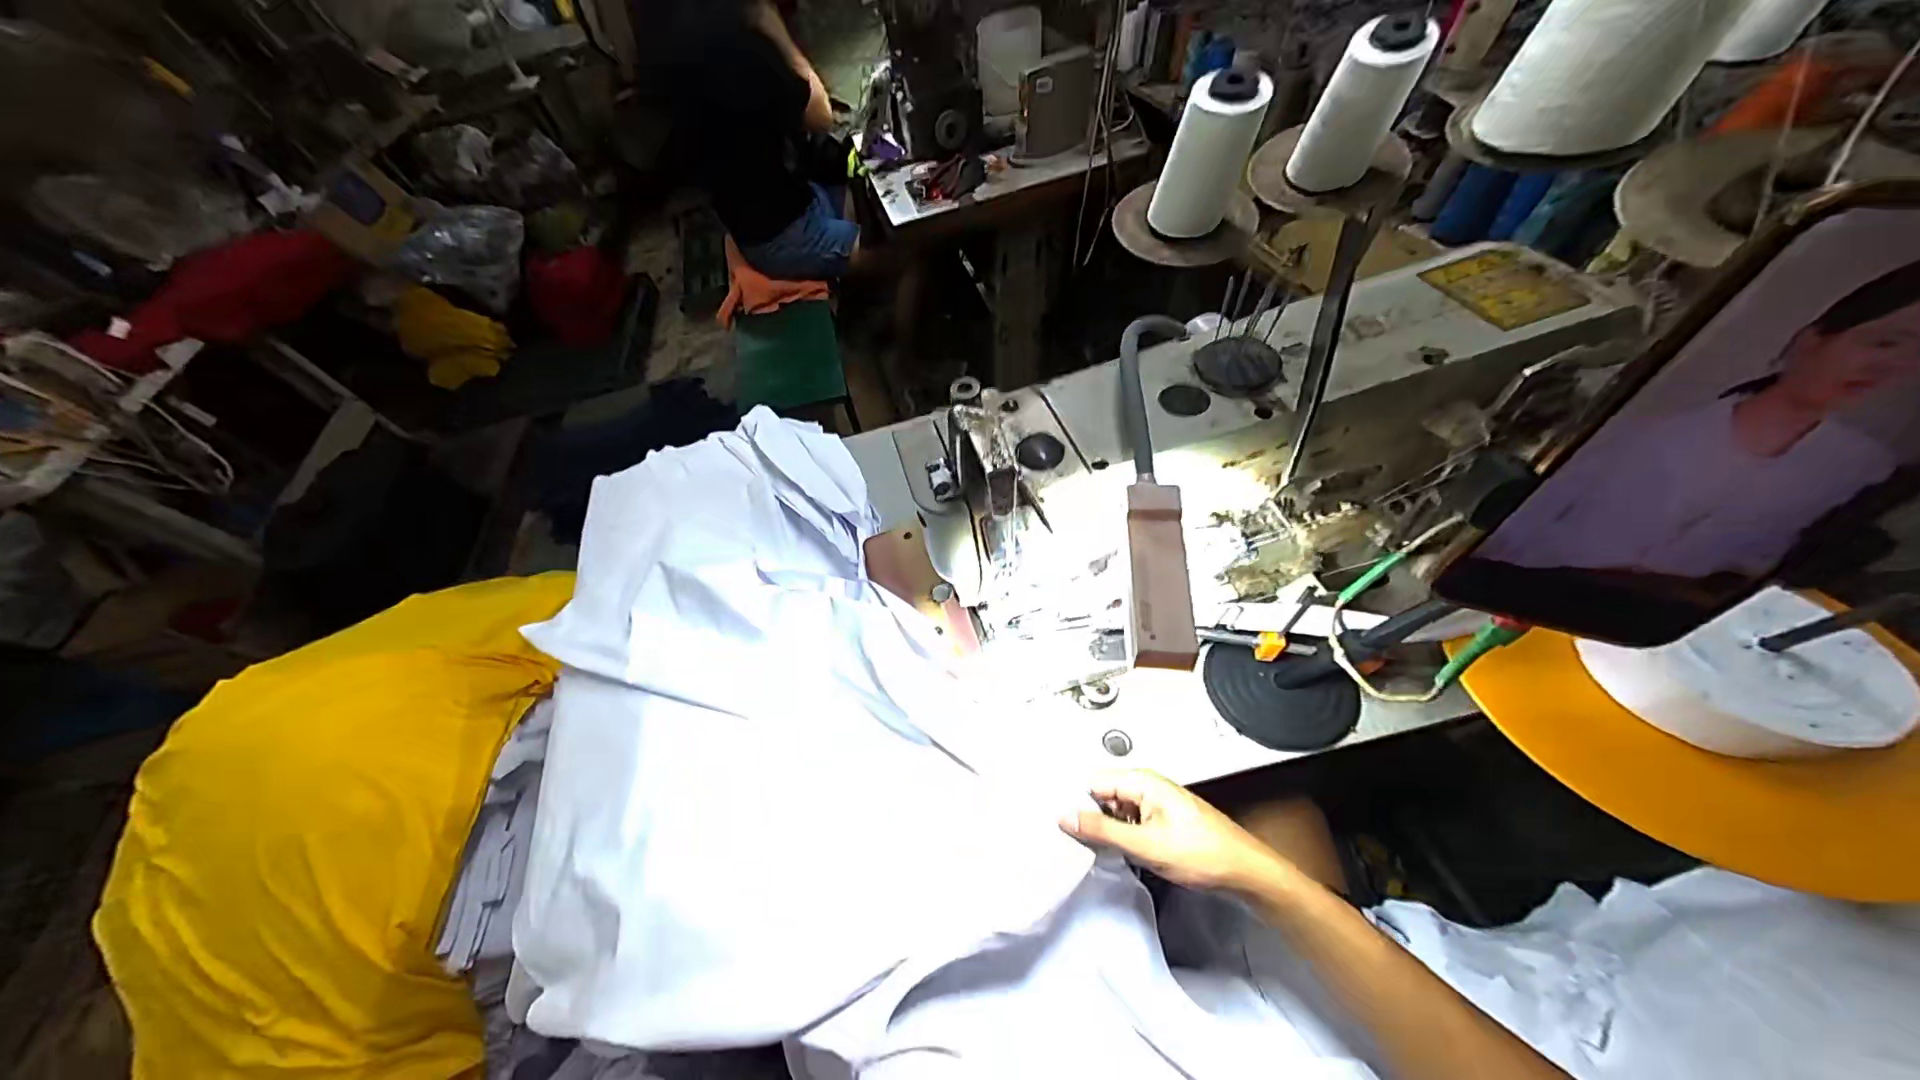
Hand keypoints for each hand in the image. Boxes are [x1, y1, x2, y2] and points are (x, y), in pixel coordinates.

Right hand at [1059, 769, 1293, 893]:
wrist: (1246, 874)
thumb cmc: (1204, 854)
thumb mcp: (1145, 845)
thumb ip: (1102, 830)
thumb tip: (1066, 816)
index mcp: (1143, 781)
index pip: (1093, 783)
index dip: (1078, 804)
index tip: (1066, 827)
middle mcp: (1148, 786)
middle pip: (1103, 797)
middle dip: (1093, 819)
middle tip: (1086, 845)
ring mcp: (1155, 804)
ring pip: (1116, 813)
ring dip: (1109, 832)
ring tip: (1109, 853)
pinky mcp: (1161, 822)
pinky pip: (1130, 824)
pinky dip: (1124, 839)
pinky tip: (1126, 856)